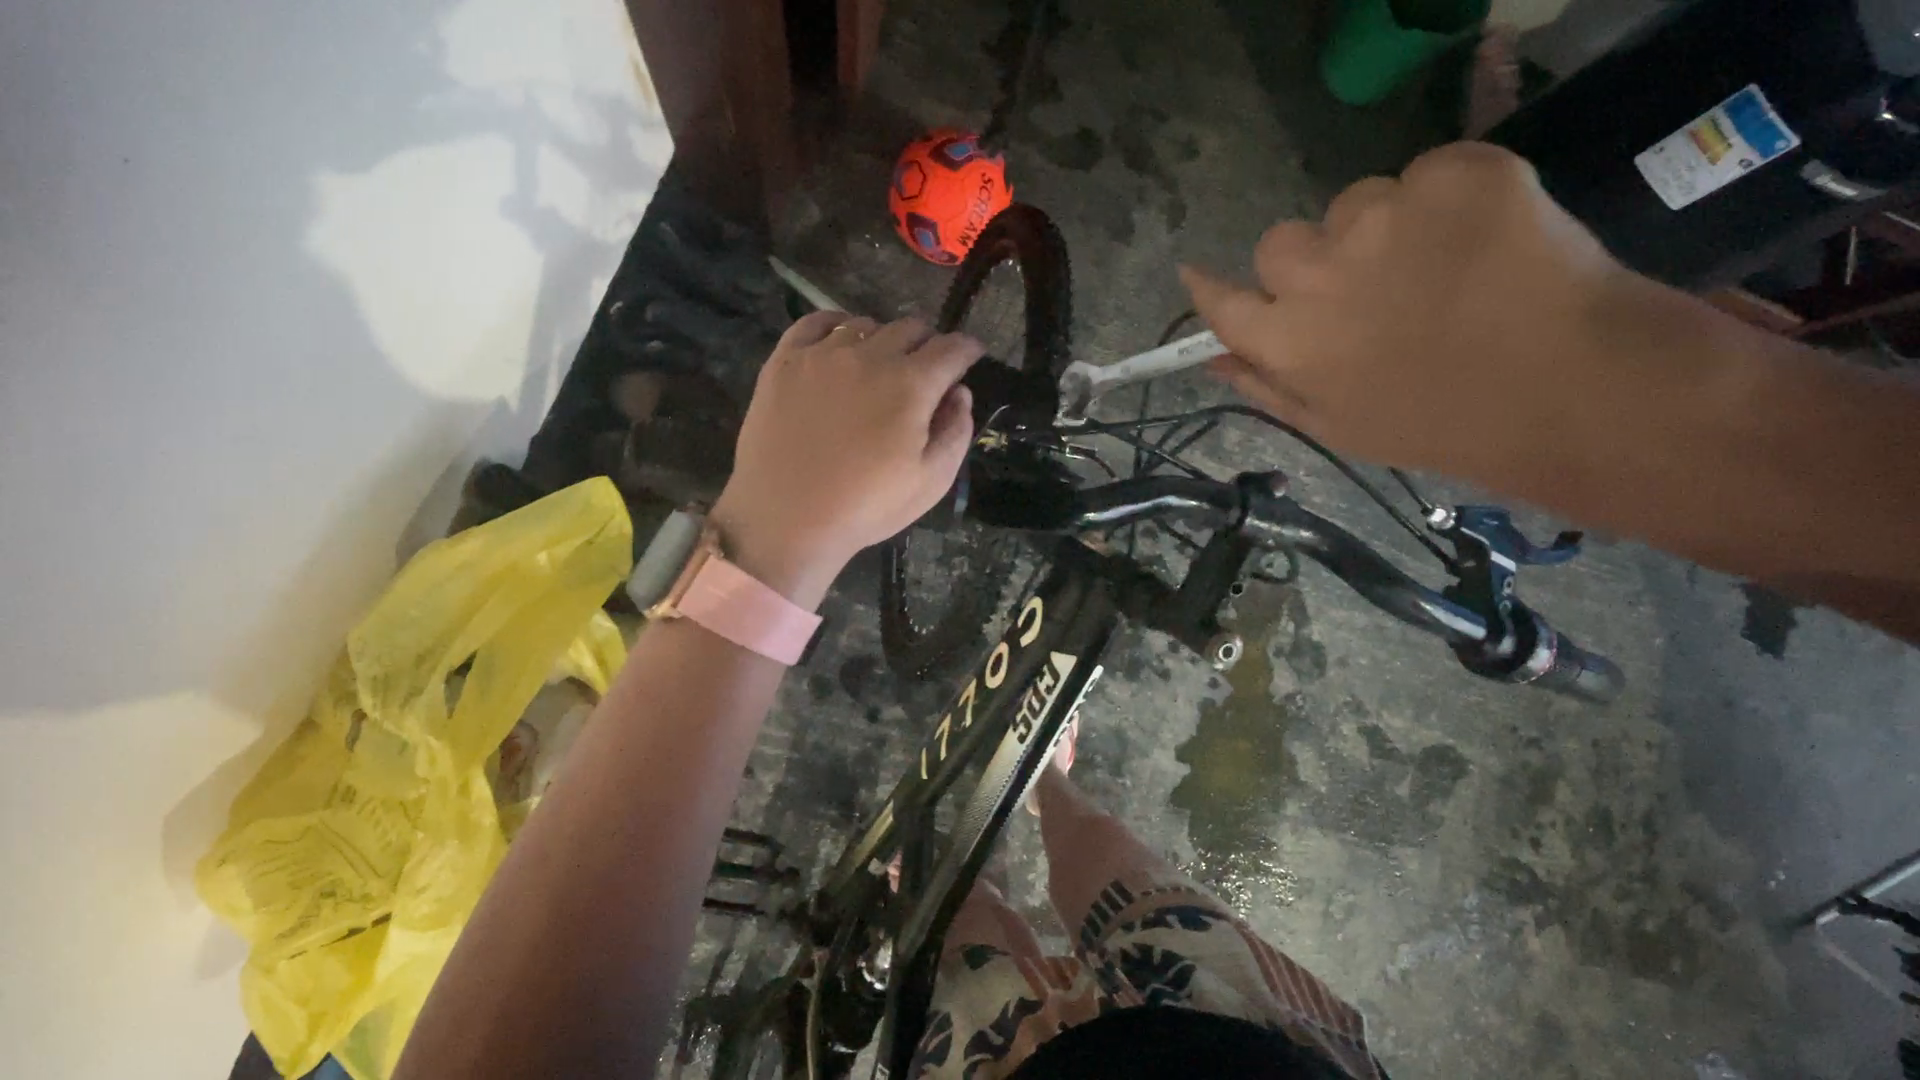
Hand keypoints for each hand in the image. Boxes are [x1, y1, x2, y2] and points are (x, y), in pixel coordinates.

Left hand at [710, 311, 981, 606]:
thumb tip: (960, 393)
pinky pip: (815, 322)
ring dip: (884, 339)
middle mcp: (868, 357)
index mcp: (911, 385)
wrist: (785, 520)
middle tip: (927, 367)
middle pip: (910, 329)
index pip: (951, 349)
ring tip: (881, 363)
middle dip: (928, 343)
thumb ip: (955, 431)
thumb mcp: (930, 482)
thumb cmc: (865, 508)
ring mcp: (822, 355)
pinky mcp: (784, 362)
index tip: (972, 354)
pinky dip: (836, 324)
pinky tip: (839, 341)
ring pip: (865, 325)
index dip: (968, 349)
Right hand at [1183, 142, 1633, 487]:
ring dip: (1381, 229)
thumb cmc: (1441, 423)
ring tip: (1441, 268)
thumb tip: (1212, 360)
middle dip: (1309, 261)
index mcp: (1287, 338)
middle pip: (1281, 243)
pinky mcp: (1456, 173)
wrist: (1573, 387)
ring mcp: (1386, 214)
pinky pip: (1430, 173)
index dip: (1211, 286)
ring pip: (1356, 203)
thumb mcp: (1339, 426)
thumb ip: (1266, 388)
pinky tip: (1486, 240)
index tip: (1204, 275)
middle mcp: (1319, 271)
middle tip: (1366, 289)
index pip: (1222, 299)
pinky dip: (1450, 199)